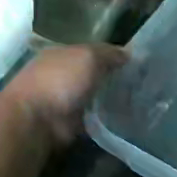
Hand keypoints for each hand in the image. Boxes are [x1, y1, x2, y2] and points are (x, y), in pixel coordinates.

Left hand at [0, 43, 127, 144]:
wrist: (36, 121)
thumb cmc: (60, 80)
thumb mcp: (88, 57)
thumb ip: (109, 54)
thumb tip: (129, 54)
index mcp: (61, 54)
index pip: (91, 51)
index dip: (112, 56)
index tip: (137, 64)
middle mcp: (60, 76)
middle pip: (91, 75)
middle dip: (111, 79)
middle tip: (141, 85)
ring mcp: (62, 102)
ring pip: (92, 98)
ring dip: (109, 101)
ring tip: (138, 103)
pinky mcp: (67, 125)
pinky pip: (91, 120)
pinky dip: (103, 121)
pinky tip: (123, 120)